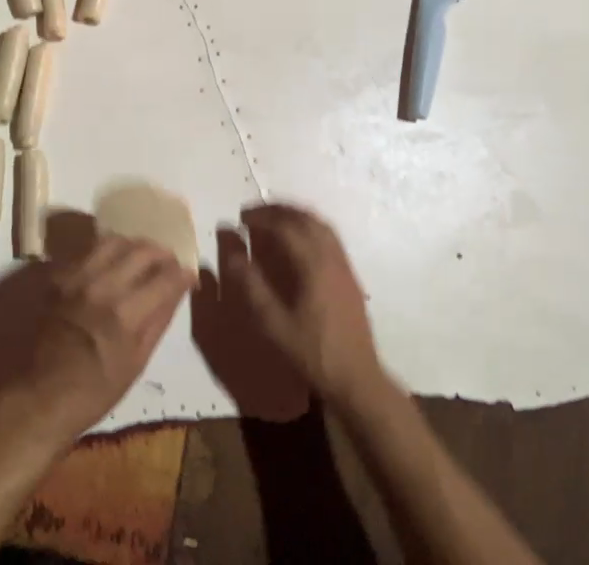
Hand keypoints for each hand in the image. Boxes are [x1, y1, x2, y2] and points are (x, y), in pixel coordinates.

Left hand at [19, 235, 192, 438]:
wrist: (43, 394)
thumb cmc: (97, 389)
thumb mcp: (138, 361)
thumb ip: (159, 319)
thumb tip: (179, 289)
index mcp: (125, 314)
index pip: (166, 277)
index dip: (183, 274)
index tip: (188, 276)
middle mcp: (101, 286)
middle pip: (142, 250)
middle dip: (162, 254)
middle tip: (168, 264)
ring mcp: (76, 278)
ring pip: (113, 240)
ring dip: (134, 246)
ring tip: (142, 259)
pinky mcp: (58, 278)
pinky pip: (87, 251)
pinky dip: (106, 252)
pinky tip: (113, 265)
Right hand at [220, 204, 381, 404]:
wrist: (356, 379)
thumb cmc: (312, 352)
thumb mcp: (273, 323)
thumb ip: (252, 285)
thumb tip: (232, 254)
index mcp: (314, 266)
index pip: (286, 227)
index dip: (262, 218)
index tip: (240, 218)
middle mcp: (333, 259)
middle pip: (307, 219)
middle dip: (280, 210)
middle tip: (254, 213)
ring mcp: (345, 268)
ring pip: (323, 227)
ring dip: (297, 216)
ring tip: (273, 219)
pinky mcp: (350, 278)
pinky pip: (331, 239)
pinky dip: (311, 228)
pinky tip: (298, 242)